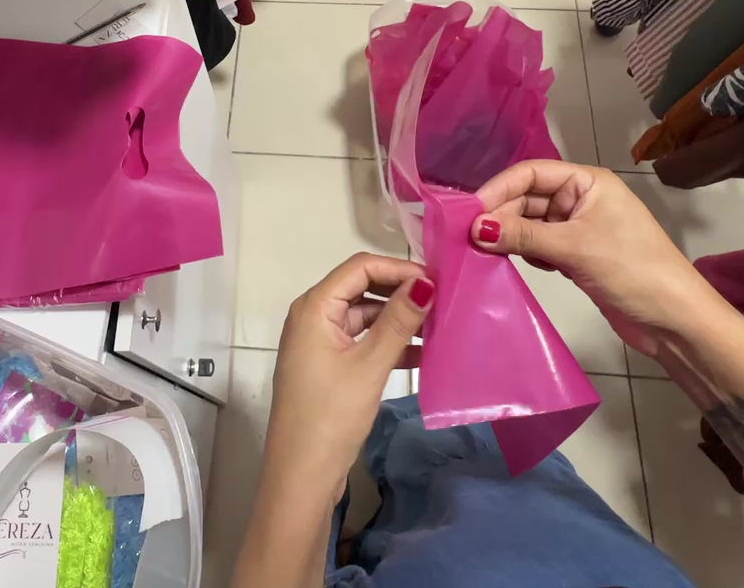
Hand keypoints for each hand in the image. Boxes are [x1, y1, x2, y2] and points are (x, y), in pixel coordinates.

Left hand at [262, 253, 432, 504]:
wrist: (301, 477)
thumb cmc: (331, 416)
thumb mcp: (370, 366)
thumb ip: (398, 321)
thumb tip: (427, 282)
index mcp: (314, 306)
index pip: (360, 267)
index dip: (398, 268)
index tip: (437, 279)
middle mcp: (313, 315)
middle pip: (362, 287)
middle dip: (400, 290)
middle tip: (442, 299)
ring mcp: (320, 340)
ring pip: (364, 314)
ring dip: (398, 318)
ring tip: (439, 325)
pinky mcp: (328, 363)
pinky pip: (362, 339)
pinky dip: (388, 341)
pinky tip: (422, 353)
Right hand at [470, 159, 738, 358]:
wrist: (678, 323)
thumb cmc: (633, 270)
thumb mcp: (574, 248)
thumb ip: (523, 236)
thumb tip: (474, 228)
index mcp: (588, 182)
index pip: (531, 174)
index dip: (498, 189)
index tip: (468, 212)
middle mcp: (581, 199)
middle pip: (527, 198)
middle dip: (499, 215)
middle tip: (466, 237)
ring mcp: (579, 228)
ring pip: (530, 223)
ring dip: (508, 235)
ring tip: (480, 251)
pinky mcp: (576, 255)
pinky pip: (538, 245)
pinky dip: (523, 252)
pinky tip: (508, 263)